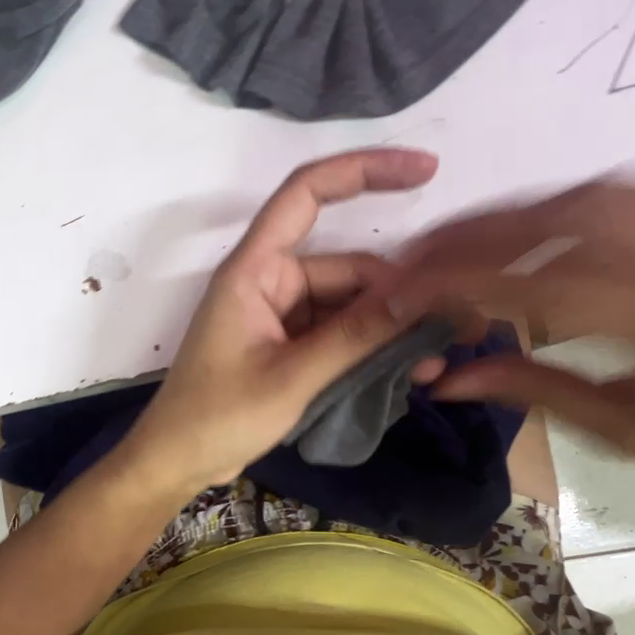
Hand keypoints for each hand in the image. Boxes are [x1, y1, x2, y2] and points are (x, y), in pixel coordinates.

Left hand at [123, 148, 441, 489]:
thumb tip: (427, 291)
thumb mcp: (292, 377)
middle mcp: (266, 285)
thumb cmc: (217, 417)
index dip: (365, 171)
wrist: (175, 463)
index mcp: (253, 272)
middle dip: (400, 291)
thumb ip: (357, 333)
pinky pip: (336, 335)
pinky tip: (408, 372)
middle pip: (347, 267)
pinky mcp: (283, 350)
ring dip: (390, 328)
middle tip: (459, 324)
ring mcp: (276, 319)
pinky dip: (368, 349)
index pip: (306, 195)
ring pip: (348, 305)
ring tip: (438, 358)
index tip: (428, 171)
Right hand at [388, 181, 634, 505]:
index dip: (457, 279)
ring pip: (603, 190)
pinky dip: (575, 207)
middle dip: (475, 231)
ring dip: (521, 212)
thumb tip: (443, 379)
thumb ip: (533, 391)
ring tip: (462, 240)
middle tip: (413, 255)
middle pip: (566, 213)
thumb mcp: (631, 431)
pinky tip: (539, 232)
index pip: (540, 280)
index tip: (399, 290)